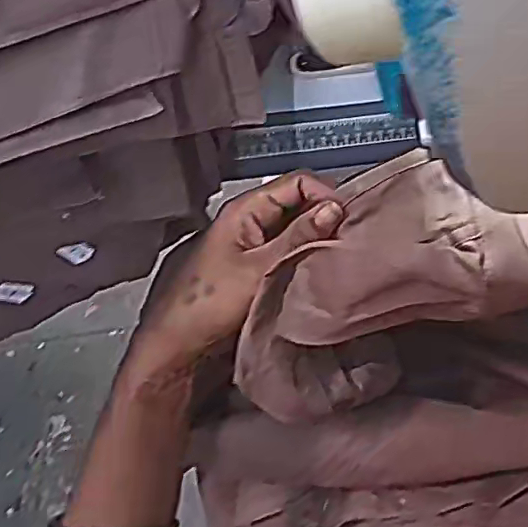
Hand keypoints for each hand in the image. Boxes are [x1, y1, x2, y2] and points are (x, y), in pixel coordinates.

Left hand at [129, 172, 344, 380]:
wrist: (178, 345)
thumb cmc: (211, 303)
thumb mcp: (260, 267)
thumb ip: (299, 237)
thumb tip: (336, 208)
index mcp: (247, 208)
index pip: (298, 182)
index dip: (325, 195)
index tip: (348, 221)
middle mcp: (252, 218)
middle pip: (299, 202)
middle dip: (325, 215)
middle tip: (349, 238)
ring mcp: (255, 241)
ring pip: (297, 226)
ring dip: (318, 237)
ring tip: (340, 253)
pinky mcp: (259, 264)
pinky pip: (290, 248)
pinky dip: (308, 253)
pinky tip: (322, 267)